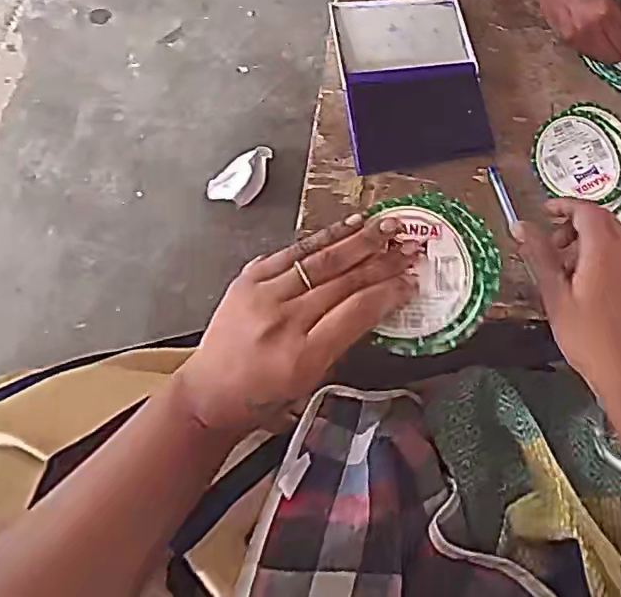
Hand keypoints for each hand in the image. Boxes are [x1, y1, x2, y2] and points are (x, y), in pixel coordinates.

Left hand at [175, 215, 418, 431]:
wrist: (208, 392)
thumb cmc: (264, 394)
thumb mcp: (313, 378)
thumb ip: (347, 337)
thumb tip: (383, 298)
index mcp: (301, 356)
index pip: (357, 311)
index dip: (390, 292)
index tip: (412, 280)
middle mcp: (282, 322)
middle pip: (345, 281)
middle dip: (384, 261)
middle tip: (411, 247)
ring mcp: (263, 296)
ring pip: (324, 259)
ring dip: (362, 240)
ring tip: (388, 227)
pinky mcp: (249, 278)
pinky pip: (297, 250)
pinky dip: (328, 236)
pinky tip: (352, 225)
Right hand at [513, 199, 620, 409]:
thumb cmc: (591, 340)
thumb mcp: (556, 296)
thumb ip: (539, 255)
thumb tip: (521, 226)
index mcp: (605, 247)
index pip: (585, 209)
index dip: (563, 206)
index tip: (546, 212)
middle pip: (603, 221)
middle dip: (575, 226)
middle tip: (554, 247)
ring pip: (617, 241)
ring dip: (592, 246)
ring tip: (572, 277)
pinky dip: (611, 262)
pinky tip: (598, 293)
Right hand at [532, 0, 620, 63]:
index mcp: (605, 12)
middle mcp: (590, 29)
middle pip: (618, 54)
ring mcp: (576, 37)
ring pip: (603, 56)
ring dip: (612, 48)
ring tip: (612, 32)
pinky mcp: (566, 40)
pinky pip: (589, 52)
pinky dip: (598, 46)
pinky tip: (597, 31)